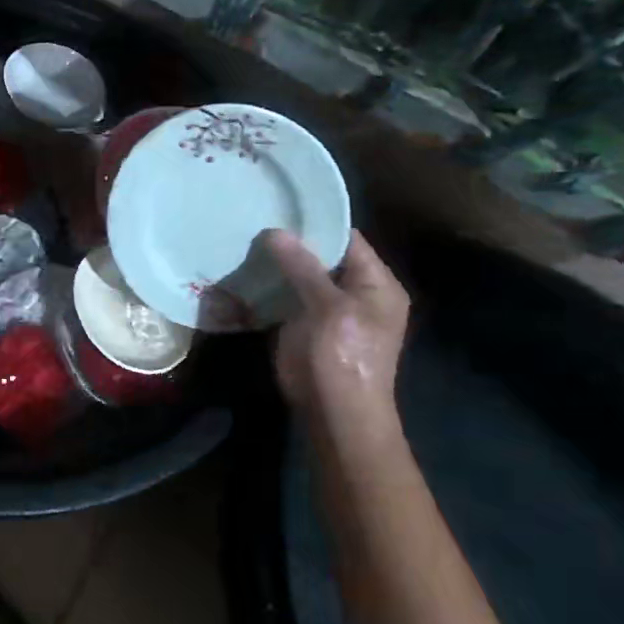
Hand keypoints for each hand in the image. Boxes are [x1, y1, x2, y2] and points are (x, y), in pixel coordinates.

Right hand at [262, 229, 410, 413]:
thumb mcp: (327, 308)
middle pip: (324, 256)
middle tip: (256, 220)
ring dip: (280, 263)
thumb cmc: (342, 359)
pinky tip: (248, 271)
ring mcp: (333, 311)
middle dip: (292, 242)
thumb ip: (302, 267)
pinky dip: (273, 285)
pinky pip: (291, 297)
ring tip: (246, 239)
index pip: (347, 238)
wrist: (337, 418)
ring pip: (304, 276)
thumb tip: (275, 231)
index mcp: (377, 284)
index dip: (317, 221)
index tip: (280, 205)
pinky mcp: (310, 327)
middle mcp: (358, 293)